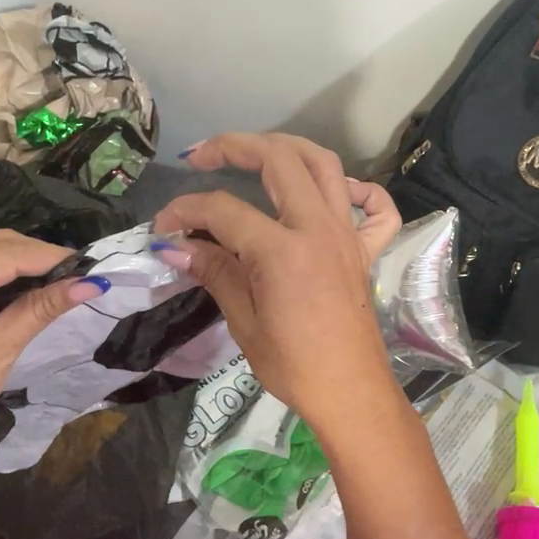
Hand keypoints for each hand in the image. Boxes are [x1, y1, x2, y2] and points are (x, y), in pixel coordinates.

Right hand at [153, 133, 402, 431]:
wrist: (350, 392)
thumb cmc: (293, 366)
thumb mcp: (243, 321)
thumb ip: (215, 271)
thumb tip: (175, 245)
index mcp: (282, 250)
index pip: (223, 209)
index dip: (185, 211)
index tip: (162, 227)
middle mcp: (319, 228)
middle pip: (279, 159)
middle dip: (235, 146)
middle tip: (202, 156)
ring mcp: (348, 234)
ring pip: (326, 165)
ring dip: (289, 148)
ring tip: (256, 153)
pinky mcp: (365, 250)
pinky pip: (376, 206)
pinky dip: (359, 188)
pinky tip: (336, 191)